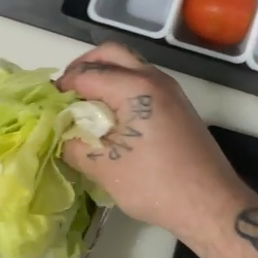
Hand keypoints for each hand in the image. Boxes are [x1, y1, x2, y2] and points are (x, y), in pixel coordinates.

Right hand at [56, 42, 250, 244]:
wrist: (210, 203)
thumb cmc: (156, 185)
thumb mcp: (104, 167)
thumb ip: (74, 144)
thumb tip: (59, 133)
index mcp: (134, 87)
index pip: (86, 75)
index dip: (62, 88)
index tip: (47, 106)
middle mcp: (153, 78)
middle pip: (110, 54)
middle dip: (82, 68)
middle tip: (65, 93)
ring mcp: (169, 90)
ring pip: (129, 65)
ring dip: (103, 75)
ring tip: (83, 105)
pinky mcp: (177, 105)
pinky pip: (142, 81)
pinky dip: (121, 87)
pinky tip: (109, 115)